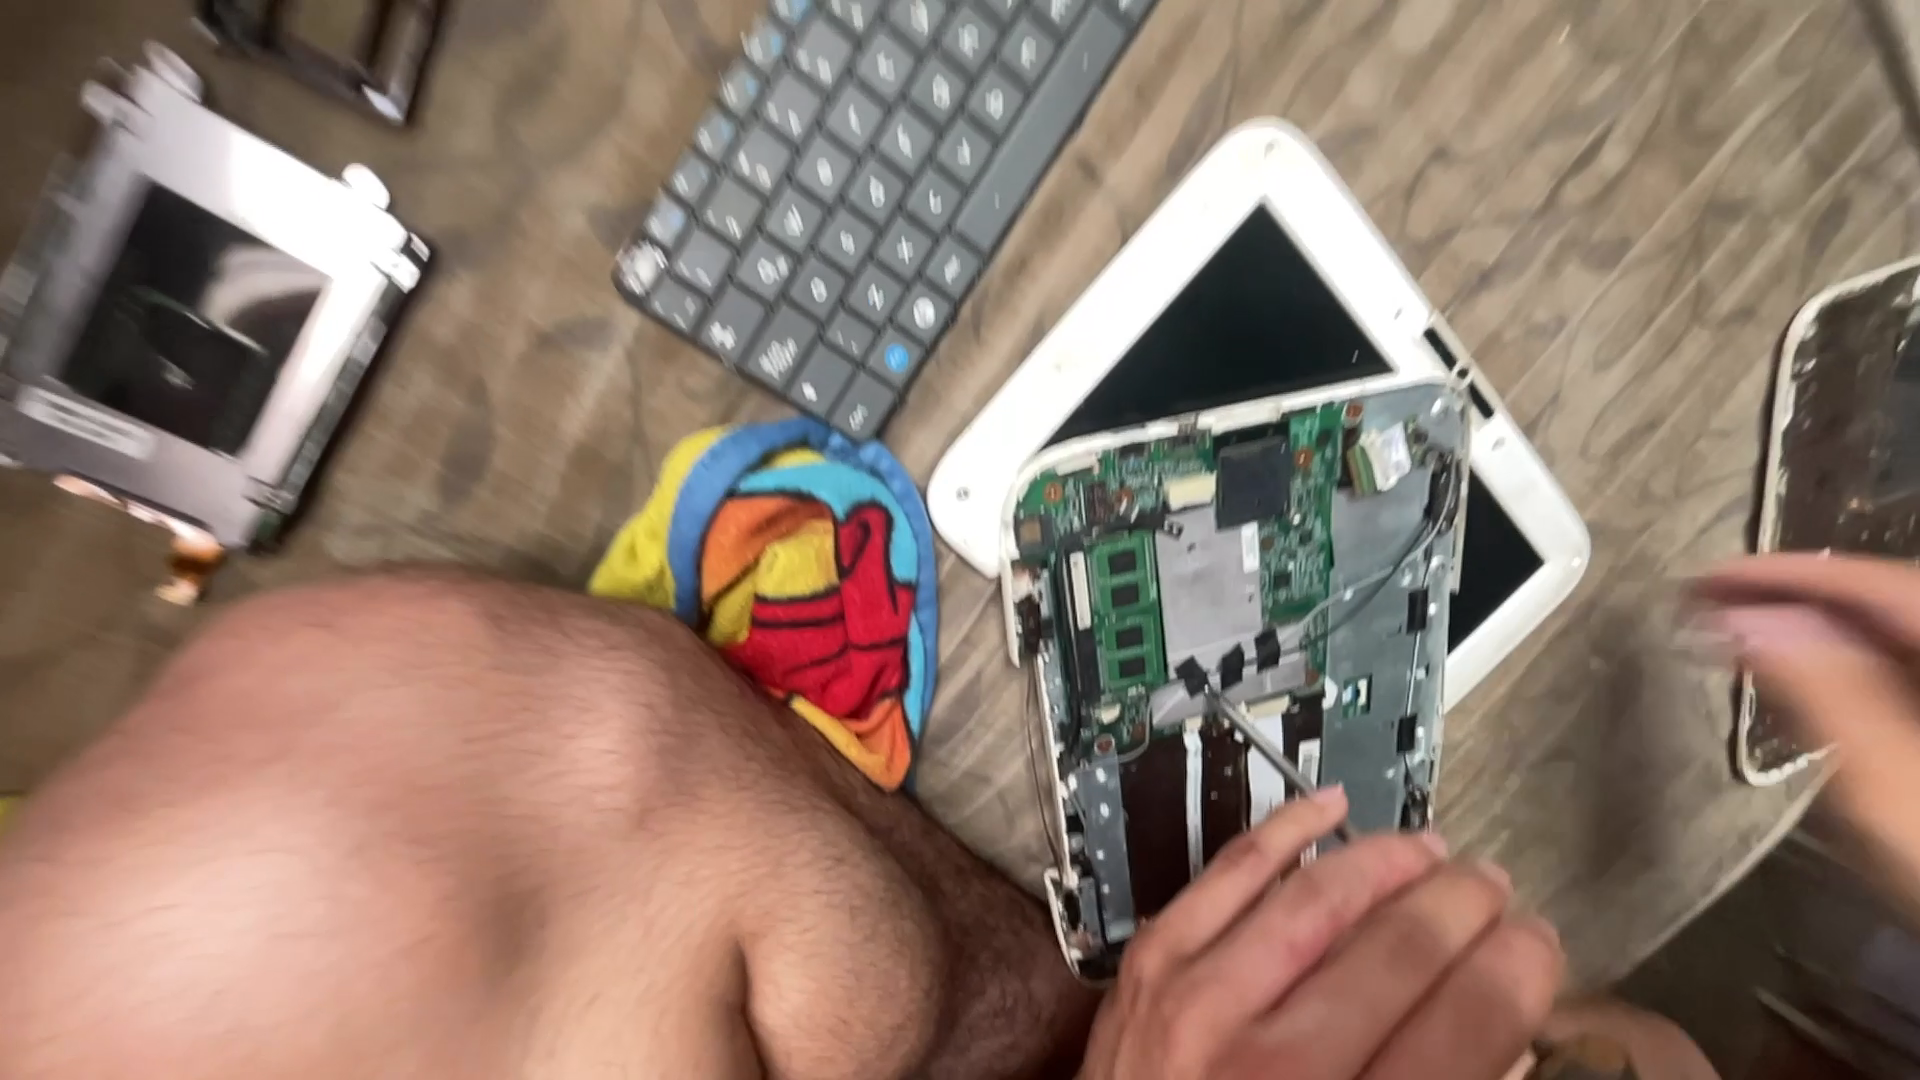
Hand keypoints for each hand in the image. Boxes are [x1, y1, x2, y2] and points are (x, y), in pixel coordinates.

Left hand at [1078, 788, 1563, 1079]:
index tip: (1539, 938)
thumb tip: (1502, 1030)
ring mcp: (1202, 997)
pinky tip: (1330, 804)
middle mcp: (1280, 1061)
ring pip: (1317, 900)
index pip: (1464, 1026)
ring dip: (1385, 863)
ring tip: (1432, 848)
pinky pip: (1230, 871)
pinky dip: (1285, 830)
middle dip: (1460, 906)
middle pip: (1396, 952)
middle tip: (1494, 883)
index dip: (1517, 971)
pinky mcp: (1153, 959)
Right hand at [1694, 553, 1919, 891]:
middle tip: (1710, 595)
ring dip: (1816, 617)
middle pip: (1896, 601)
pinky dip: (1845, 646)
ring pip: (1898, 627)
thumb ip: (1823, 694)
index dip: (1796, 575)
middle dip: (1799, 592)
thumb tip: (1742, 619)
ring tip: (1738, 619)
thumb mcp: (1886, 783)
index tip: (1709, 578)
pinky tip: (1801, 656)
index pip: (1889, 590)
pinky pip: (1902, 654)